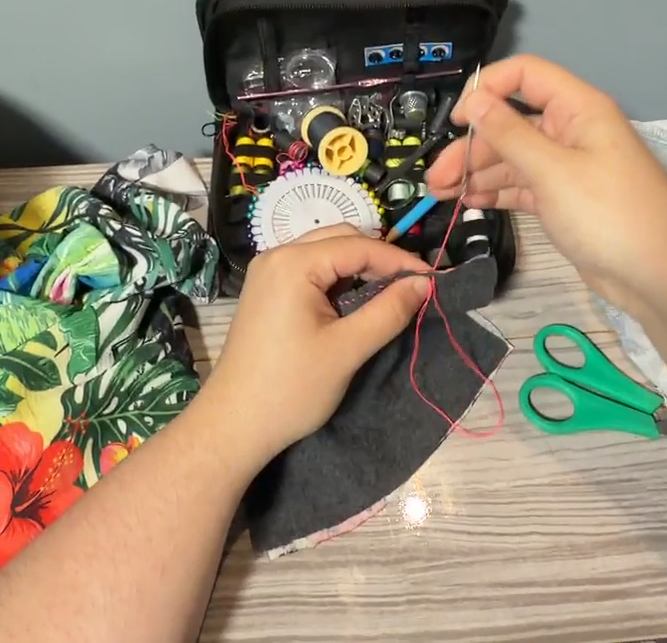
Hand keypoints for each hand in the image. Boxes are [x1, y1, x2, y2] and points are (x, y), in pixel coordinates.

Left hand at [197, 226, 431, 466]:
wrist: (232, 425)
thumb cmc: (290, 388)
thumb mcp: (347, 350)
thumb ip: (388, 311)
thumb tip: (424, 283)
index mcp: (294, 263)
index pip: (358, 246)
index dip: (399, 261)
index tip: (433, 279)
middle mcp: (277, 256)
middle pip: (340, 240)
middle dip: (379, 259)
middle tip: (413, 287)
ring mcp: (268, 272)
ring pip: (325, 253)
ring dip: (358, 268)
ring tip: (390, 294)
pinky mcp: (266, 290)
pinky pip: (310, 270)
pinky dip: (337, 279)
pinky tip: (355, 302)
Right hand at [426, 56, 666, 309]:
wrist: (661, 279)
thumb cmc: (610, 215)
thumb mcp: (553, 172)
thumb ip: (509, 133)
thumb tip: (474, 100)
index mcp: (578, 108)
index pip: (525, 75)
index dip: (488, 89)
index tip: (457, 120)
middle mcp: (570, 131)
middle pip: (510, 123)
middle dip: (471, 147)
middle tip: (436, 178)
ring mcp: (566, 167)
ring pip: (510, 158)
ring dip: (475, 173)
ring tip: (440, 194)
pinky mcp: (562, 199)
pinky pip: (520, 185)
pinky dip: (494, 191)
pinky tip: (467, 202)